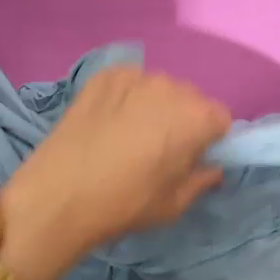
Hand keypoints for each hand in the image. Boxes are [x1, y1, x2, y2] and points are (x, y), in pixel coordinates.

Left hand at [0, 66, 230, 279]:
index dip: (209, 140)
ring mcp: (135, 77)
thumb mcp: (174, 204)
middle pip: (191, 99)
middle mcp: (172, 87)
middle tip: (160, 150)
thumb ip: (203, 180)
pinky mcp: (104, 75)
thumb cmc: (124, 204)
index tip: (191, 158)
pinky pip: (129, 82)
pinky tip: (108, 122)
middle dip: (183, 119)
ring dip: (154, 106)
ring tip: (129, 135)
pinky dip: (126, 97)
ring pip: (159, 89)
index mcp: (197, 118)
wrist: (58, 195)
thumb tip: (212, 167)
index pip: (221, 119)